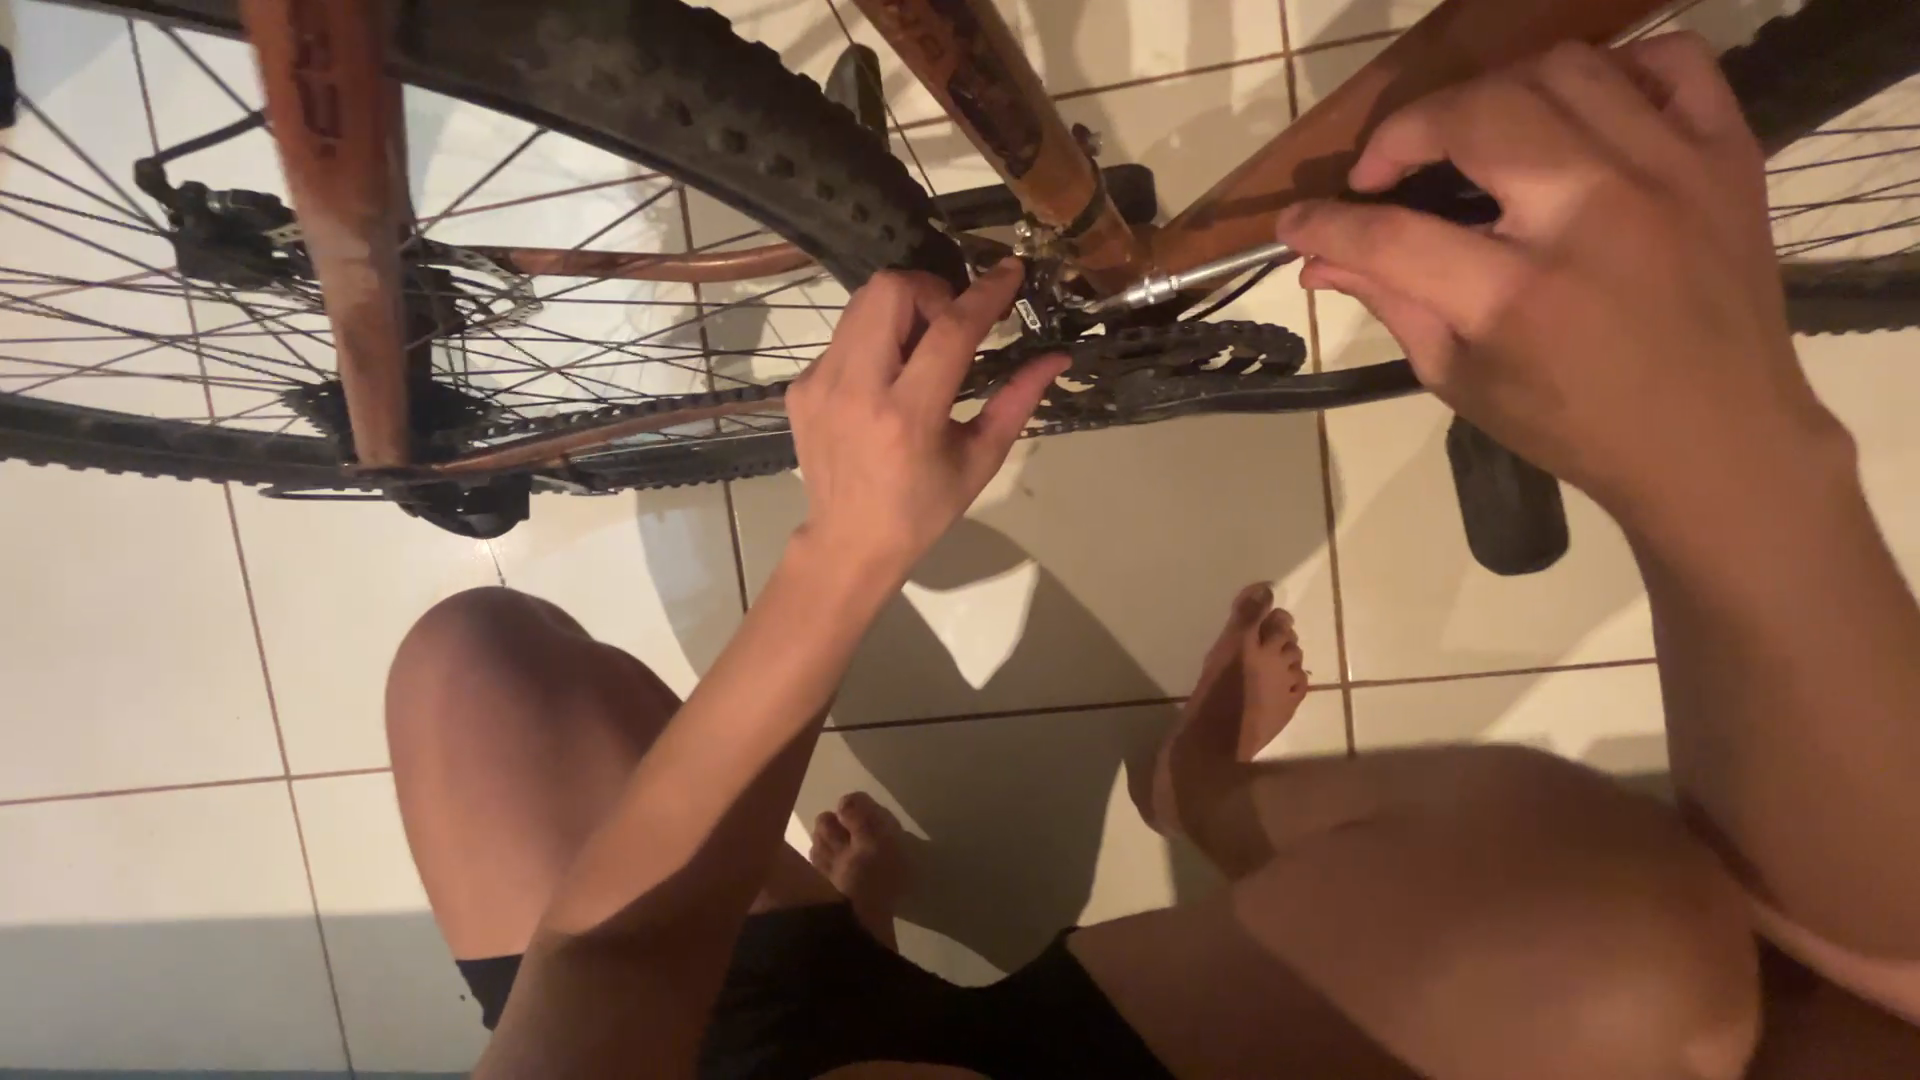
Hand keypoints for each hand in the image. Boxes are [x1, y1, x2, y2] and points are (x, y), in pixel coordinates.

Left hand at [786, 259, 1067, 572]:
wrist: (849, 541)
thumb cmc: (923, 509)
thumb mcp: (979, 461)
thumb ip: (1017, 402)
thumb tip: (1055, 356)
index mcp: (907, 416)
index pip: (949, 330)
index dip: (984, 293)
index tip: (1009, 271)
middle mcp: (855, 389)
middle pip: (889, 290)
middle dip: (932, 290)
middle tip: (951, 323)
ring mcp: (819, 384)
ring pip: (861, 303)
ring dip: (902, 310)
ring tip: (921, 348)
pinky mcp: (799, 387)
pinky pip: (844, 336)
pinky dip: (874, 341)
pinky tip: (887, 378)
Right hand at [1275, 34, 1850, 520]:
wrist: (1712, 435)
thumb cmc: (1566, 421)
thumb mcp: (1456, 375)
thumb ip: (1388, 302)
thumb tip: (1319, 262)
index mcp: (1516, 295)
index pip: (1391, 235)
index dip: (1325, 225)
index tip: (1293, 224)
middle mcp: (1594, 214)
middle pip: (1477, 116)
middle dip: (1403, 132)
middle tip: (1380, 171)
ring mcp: (1671, 171)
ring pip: (1560, 71)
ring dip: (1486, 96)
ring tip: (1462, 140)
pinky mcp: (1726, 153)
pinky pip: (1668, 61)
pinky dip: (1602, 71)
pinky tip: (1564, 117)